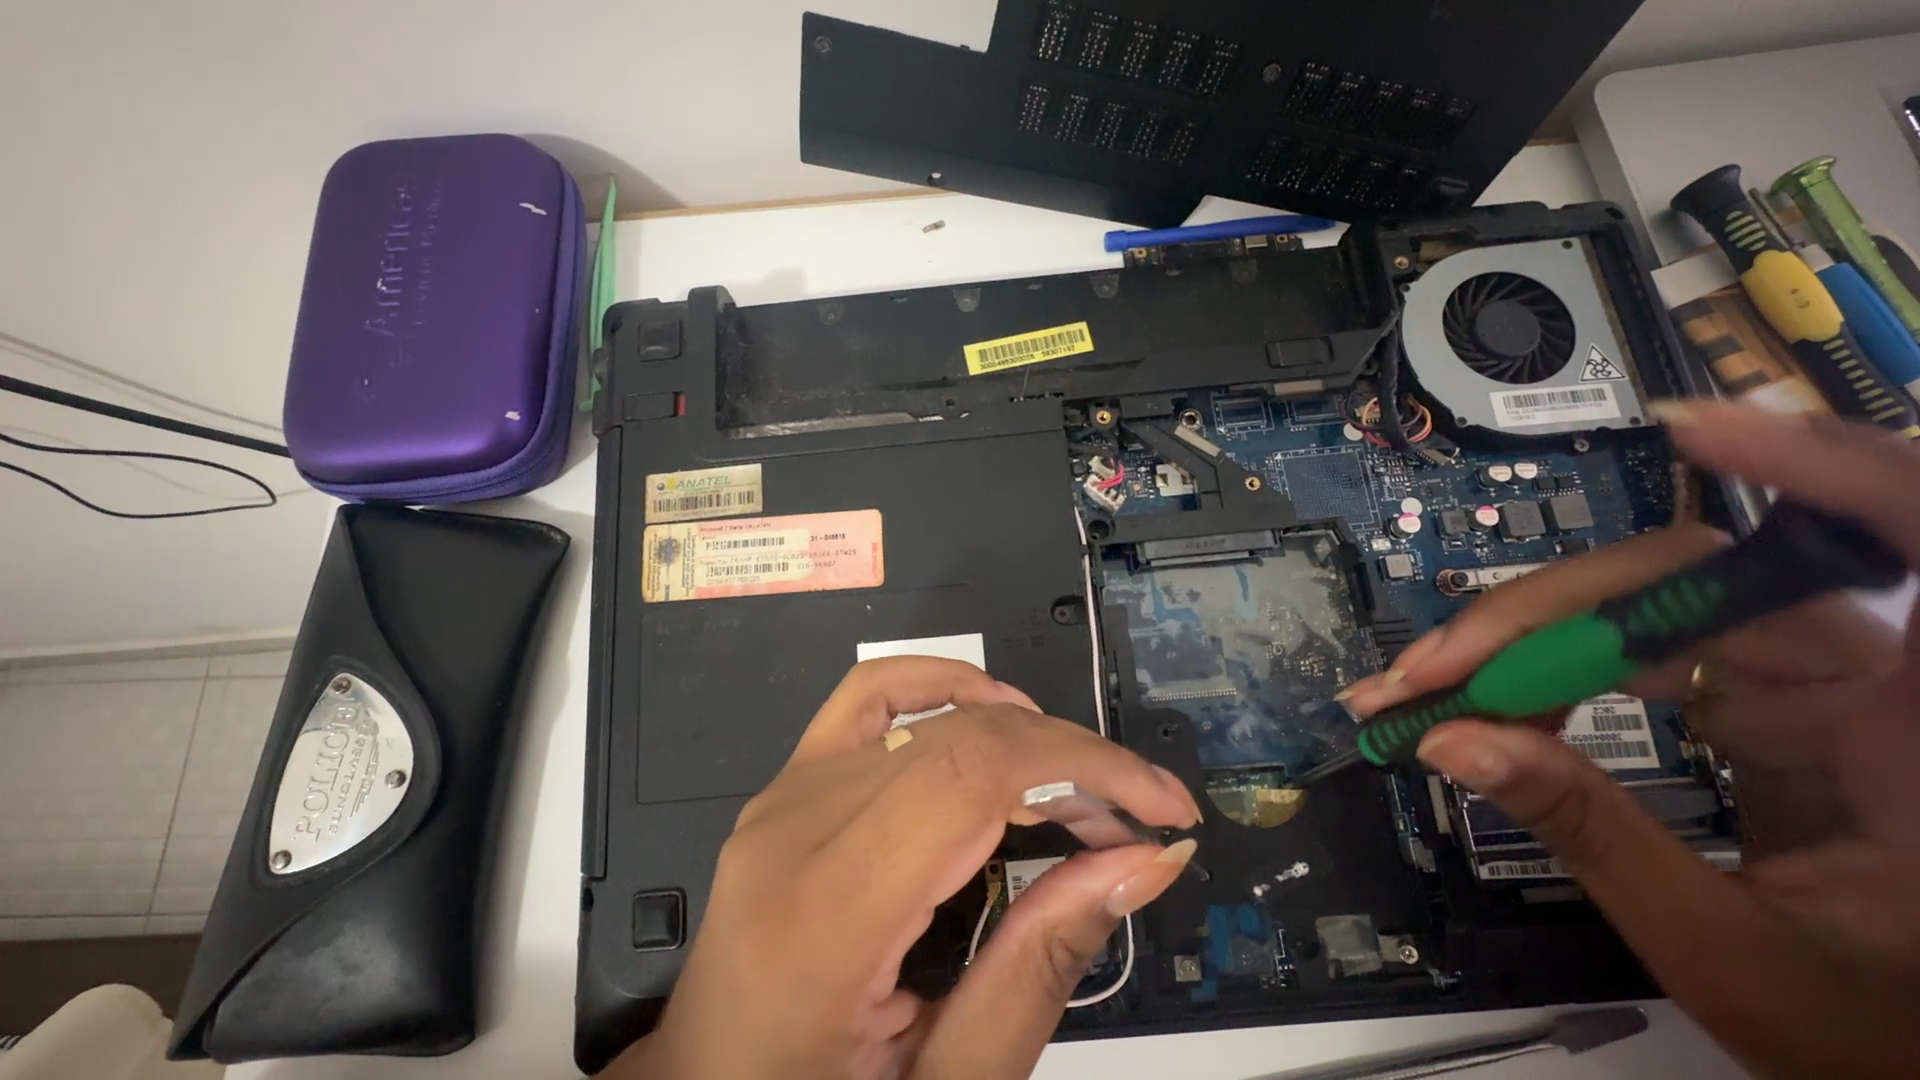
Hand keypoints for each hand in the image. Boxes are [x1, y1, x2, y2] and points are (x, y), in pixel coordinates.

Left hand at [606, 656, 1202, 1079]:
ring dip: (1024, 736)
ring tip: (1078, 793)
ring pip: (929, 710)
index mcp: (824, 913)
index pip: (972, 777)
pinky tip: (995, 713)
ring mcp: (784, 794)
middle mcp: (794, 827)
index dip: (1083, 768)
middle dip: (1072, 762)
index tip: (1162, 811)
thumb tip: (1137, 862)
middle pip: (961, 737)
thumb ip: (1040, 964)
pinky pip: (869, 695)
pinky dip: (945, 685)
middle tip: (1134, 826)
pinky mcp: (789, 783)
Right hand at [1341, 402, 1919, 1079]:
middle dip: (1529, 623)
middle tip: (1419, 676)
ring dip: (1518, 648)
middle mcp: (1871, 680)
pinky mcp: (1769, 709)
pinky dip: (1552, 678)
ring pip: (1639, 616)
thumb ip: (1595, 837)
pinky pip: (1641, 660)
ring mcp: (1811, 691)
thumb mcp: (1734, 956)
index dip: (1804, 465)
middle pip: (1674, 589)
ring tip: (1424, 695)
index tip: (1685, 428)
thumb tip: (1450, 742)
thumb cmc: (1884, 1043)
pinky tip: (1489, 709)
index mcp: (1916, 727)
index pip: (1876, 552)